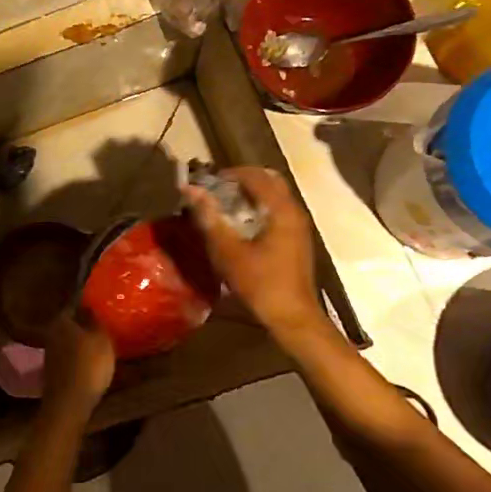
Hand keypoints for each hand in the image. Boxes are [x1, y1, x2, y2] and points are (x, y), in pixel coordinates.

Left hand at [41, 310, 114, 414]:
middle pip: (70, 323)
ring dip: (83, 340)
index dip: (87, 303)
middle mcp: (51, 334)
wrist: (68, 406)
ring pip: (69, 340)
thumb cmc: (89, 366)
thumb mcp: (102, 339)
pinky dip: (80, 356)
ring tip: (102, 341)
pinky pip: (70, 357)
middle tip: (105, 322)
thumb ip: (96, 320)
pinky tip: (92, 359)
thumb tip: (90, 304)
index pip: (74, 304)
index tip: (101, 304)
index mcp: (61, 322)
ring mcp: (50, 355)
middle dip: (85, 323)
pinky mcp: (54, 372)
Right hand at [181, 167, 325, 339]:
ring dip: (251, 195)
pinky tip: (242, 227)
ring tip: (225, 207)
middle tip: (218, 192)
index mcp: (281, 210)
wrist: (293, 317)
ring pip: (275, 196)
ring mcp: (299, 226)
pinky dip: (260, 209)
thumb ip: (210, 218)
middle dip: (242, 181)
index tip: (208, 182)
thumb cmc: (261, 284)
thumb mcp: (229, 252)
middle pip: (269, 181)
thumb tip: (191, 189)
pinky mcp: (297, 239)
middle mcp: (294, 211)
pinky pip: (278, 211)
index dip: (230, 174)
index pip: (256, 175)